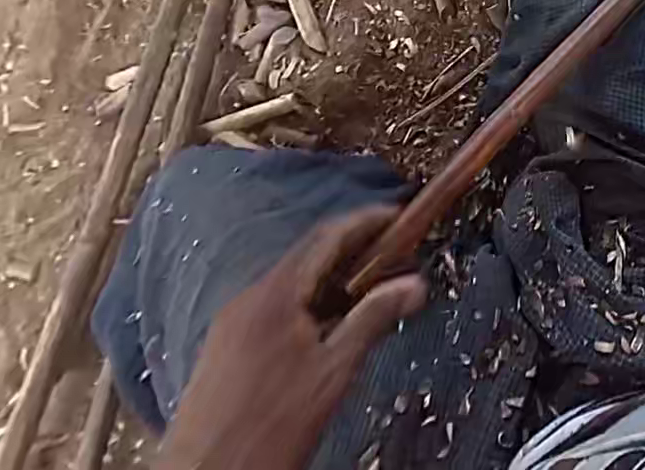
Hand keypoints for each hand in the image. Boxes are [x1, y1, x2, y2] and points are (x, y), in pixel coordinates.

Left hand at [155, 207, 427, 469]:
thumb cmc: (269, 428)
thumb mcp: (333, 370)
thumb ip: (375, 317)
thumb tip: (418, 284)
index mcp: (274, 295)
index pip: (328, 236)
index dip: (368, 220)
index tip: (402, 217)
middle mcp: (249, 300)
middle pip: (311, 255)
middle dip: (357, 249)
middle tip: (398, 252)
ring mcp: (232, 325)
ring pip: (296, 282)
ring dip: (337, 276)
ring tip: (375, 286)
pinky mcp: (226, 350)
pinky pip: (280, 306)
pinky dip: (315, 300)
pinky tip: (336, 322)